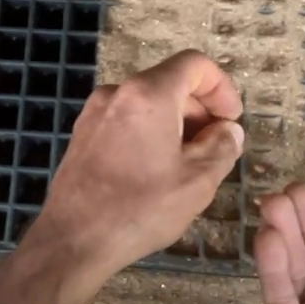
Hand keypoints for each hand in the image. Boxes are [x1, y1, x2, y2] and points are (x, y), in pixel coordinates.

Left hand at [0, 50, 243, 303]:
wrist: (73, 239)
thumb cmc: (139, 209)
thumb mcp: (196, 182)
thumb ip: (221, 147)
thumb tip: (228, 130)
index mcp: (148, 94)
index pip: (194, 64)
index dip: (221, 87)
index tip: (231, 119)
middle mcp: (117, 93)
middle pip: (169, 82)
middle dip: (199, 108)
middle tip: (215, 146)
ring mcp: (94, 113)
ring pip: (147, 102)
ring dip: (175, 123)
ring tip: (187, 163)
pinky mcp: (82, 135)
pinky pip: (126, 120)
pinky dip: (149, 132)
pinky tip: (155, 170)